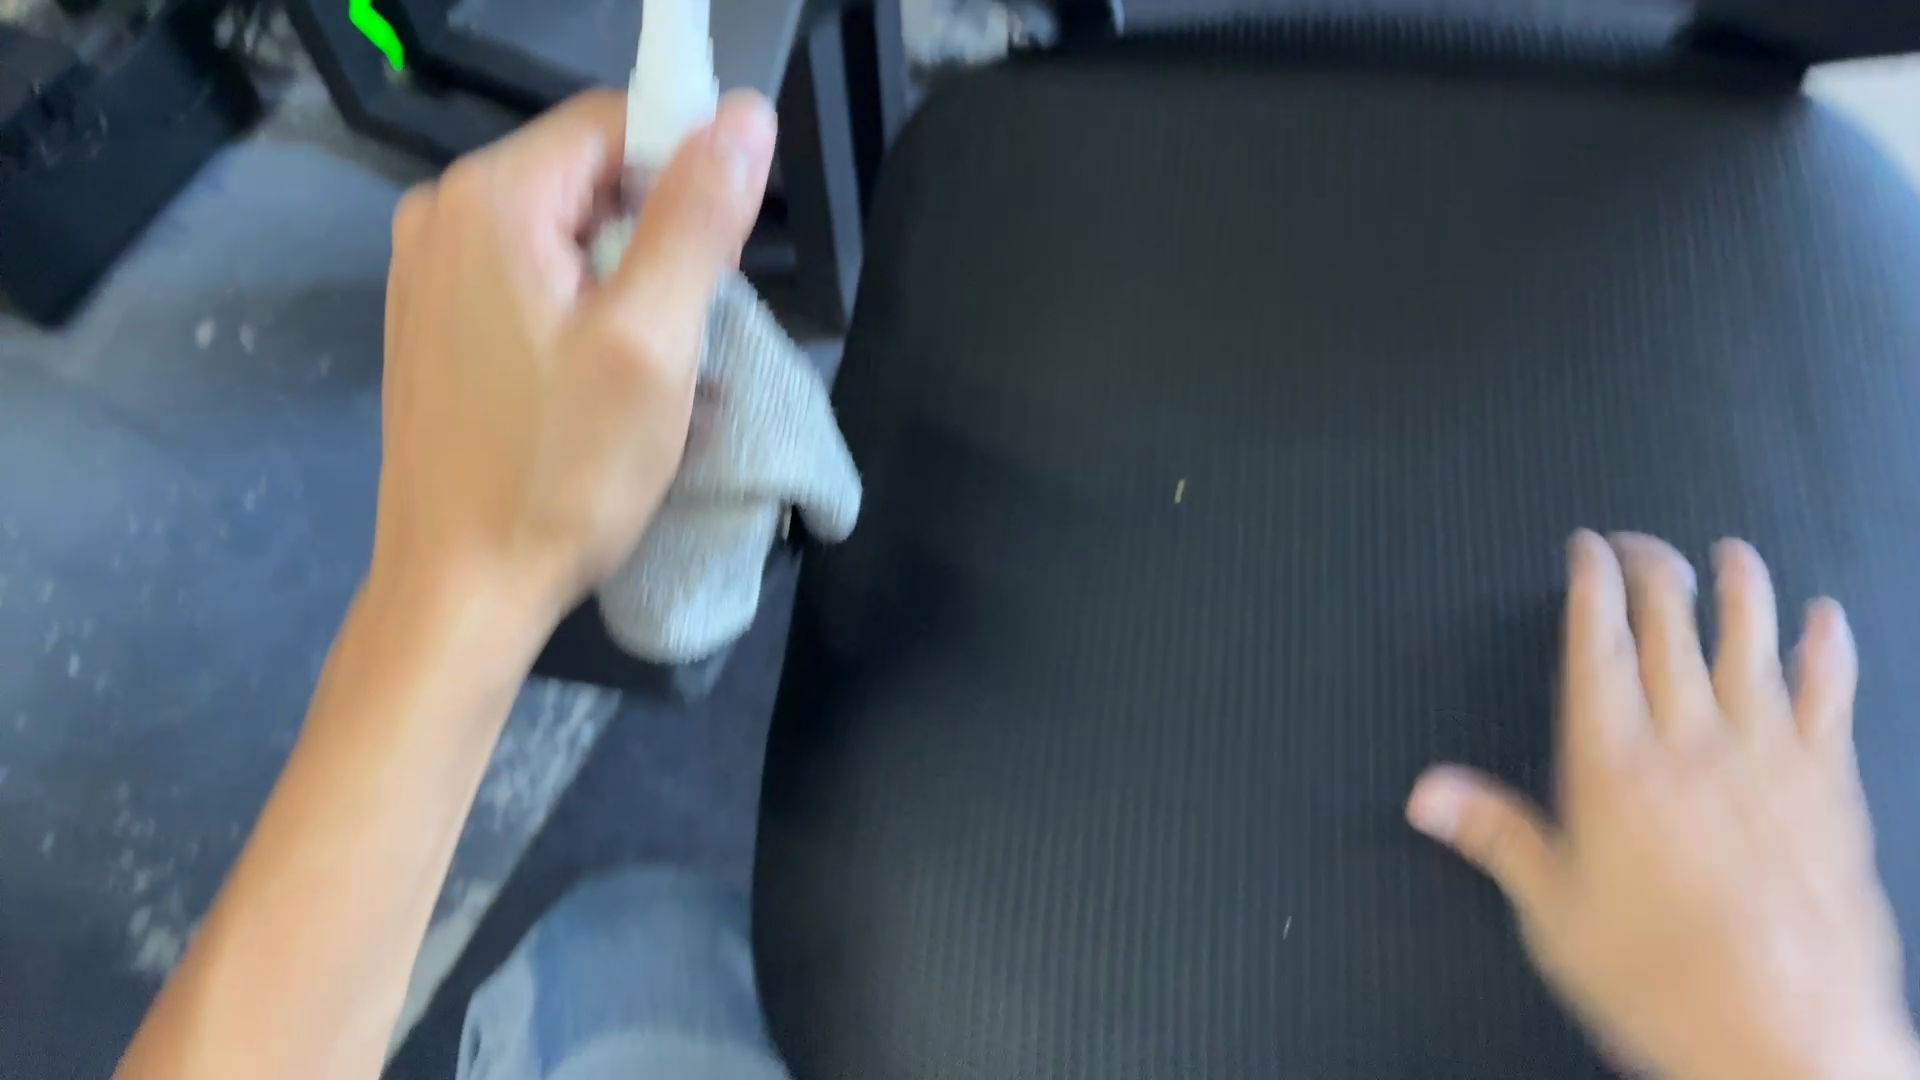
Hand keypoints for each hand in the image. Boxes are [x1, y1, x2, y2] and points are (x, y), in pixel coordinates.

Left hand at [373, 88, 776, 626]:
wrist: (466, 583)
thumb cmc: (566, 469)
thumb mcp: (651, 343)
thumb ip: (697, 223)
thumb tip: (748, 118)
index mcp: (492, 200)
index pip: (616, 124)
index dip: (688, 173)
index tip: (721, 265)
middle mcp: (444, 216)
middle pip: (591, 182)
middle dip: (660, 244)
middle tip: (685, 338)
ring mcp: (431, 275)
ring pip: (570, 240)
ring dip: (632, 290)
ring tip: (650, 372)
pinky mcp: (441, 327)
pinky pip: (536, 286)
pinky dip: (589, 318)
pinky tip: (603, 387)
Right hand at [1408, 531, 1917, 1079]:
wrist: (1792, 1050)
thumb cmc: (1658, 975)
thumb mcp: (1551, 909)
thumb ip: (1493, 836)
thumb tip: (1422, 792)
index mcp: (1613, 771)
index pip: (1598, 654)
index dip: (1593, 592)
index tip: (1588, 551)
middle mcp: (1690, 754)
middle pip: (1670, 638)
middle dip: (1654, 576)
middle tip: (1641, 540)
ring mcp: (1768, 771)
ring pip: (1753, 656)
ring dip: (1740, 598)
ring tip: (1732, 553)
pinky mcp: (1829, 800)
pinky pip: (1832, 709)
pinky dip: (1829, 658)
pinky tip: (1826, 622)